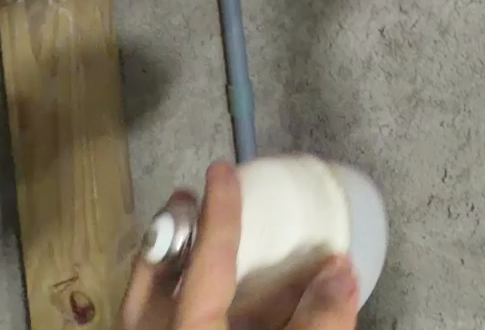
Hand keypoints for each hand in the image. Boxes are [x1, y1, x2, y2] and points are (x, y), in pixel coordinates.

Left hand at [121, 161, 359, 329]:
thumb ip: (320, 324)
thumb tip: (339, 268)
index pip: (204, 272)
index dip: (217, 218)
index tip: (222, 170)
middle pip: (145, 298)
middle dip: (167, 244)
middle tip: (187, 198)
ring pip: (147, 320)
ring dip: (167, 277)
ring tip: (191, 239)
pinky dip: (178, 311)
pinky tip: (212, 300)